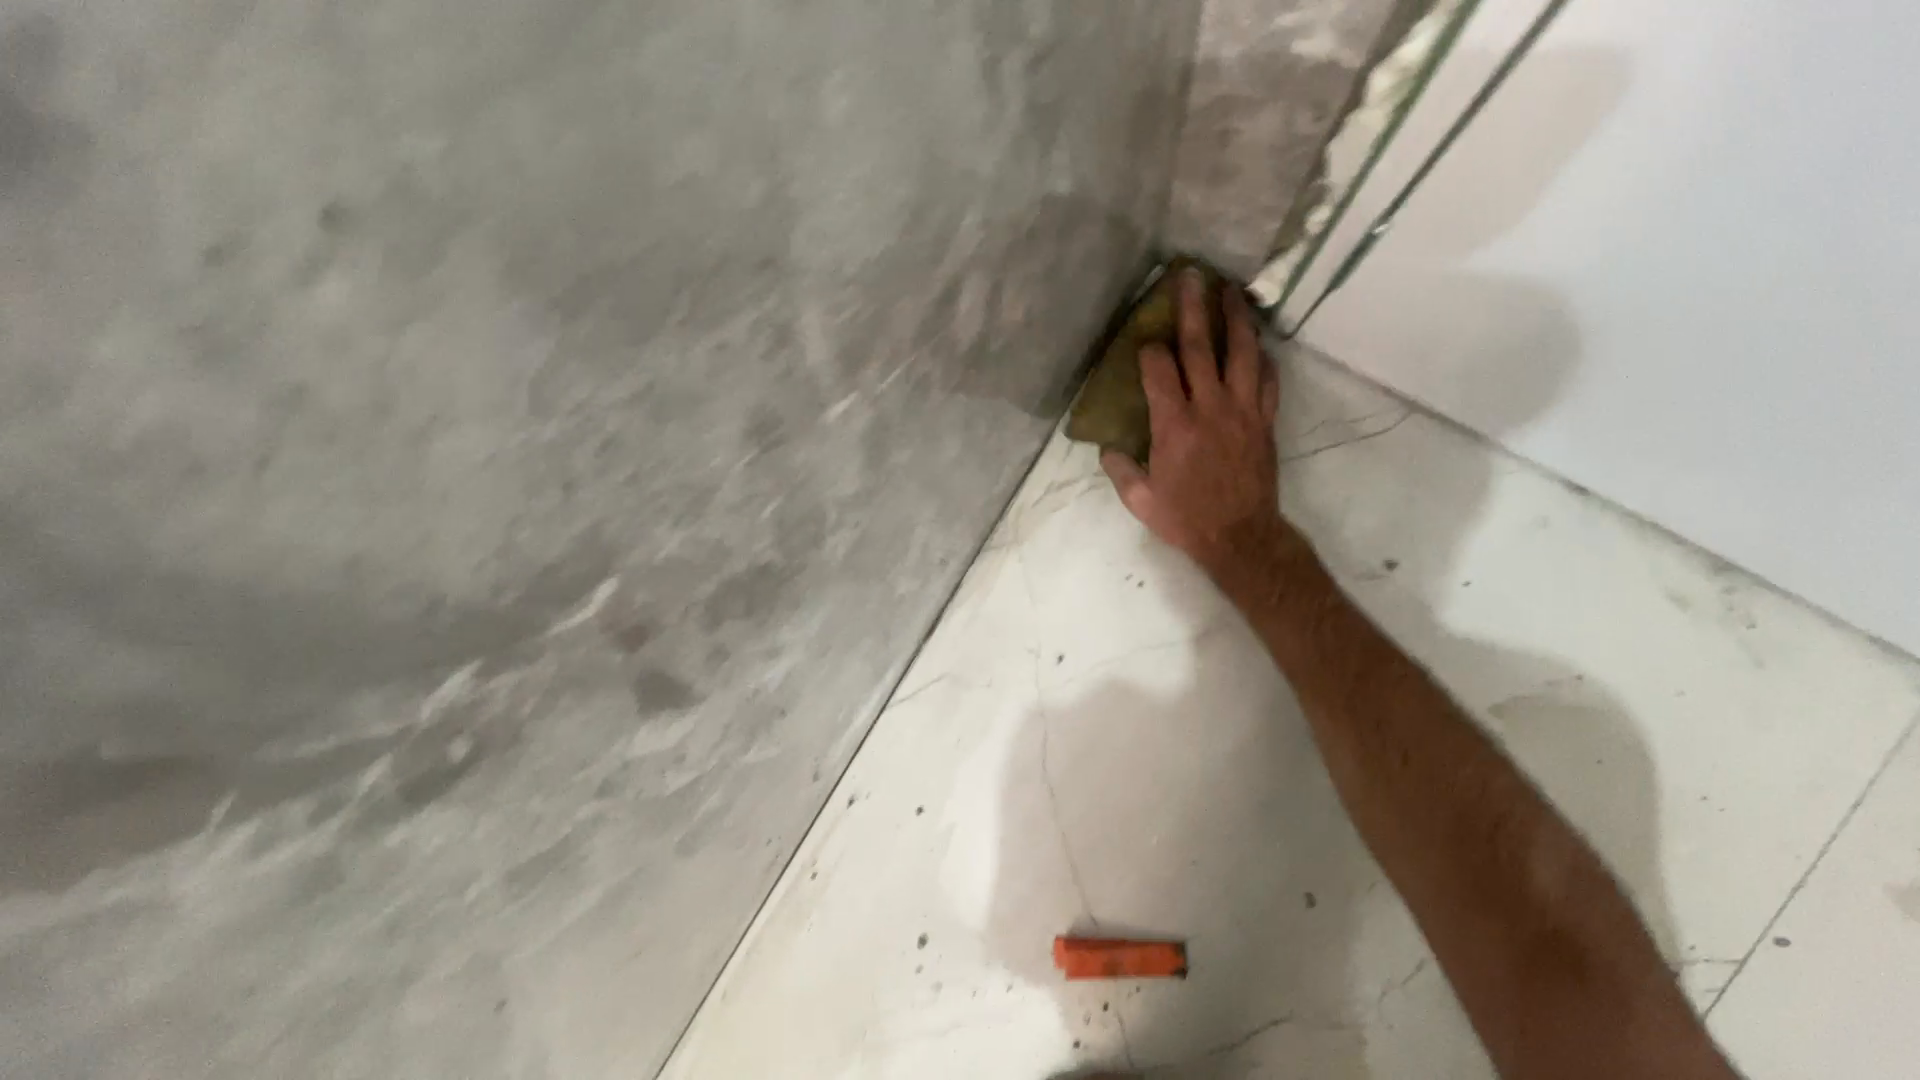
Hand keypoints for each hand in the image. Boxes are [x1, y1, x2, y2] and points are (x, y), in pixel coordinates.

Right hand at [1101, 270, 1283, 576]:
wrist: (1241, 537)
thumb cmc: (1186, 519)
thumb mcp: (1140, 500)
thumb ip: (1120, 469)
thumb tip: (1107, 447)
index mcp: (1174, 425)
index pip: (1160, 370)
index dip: (1149, 351)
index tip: (1144, 343)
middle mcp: (1210, 408)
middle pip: (1201, 347)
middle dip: (1193, 308)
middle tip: (1190, 276)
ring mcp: (1243, 411)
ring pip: (1242, 353)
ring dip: (1236, 318)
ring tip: (1232, 291)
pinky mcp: (1264, 421)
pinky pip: (1268, 380)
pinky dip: (1263, 358)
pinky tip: (1258, 344)